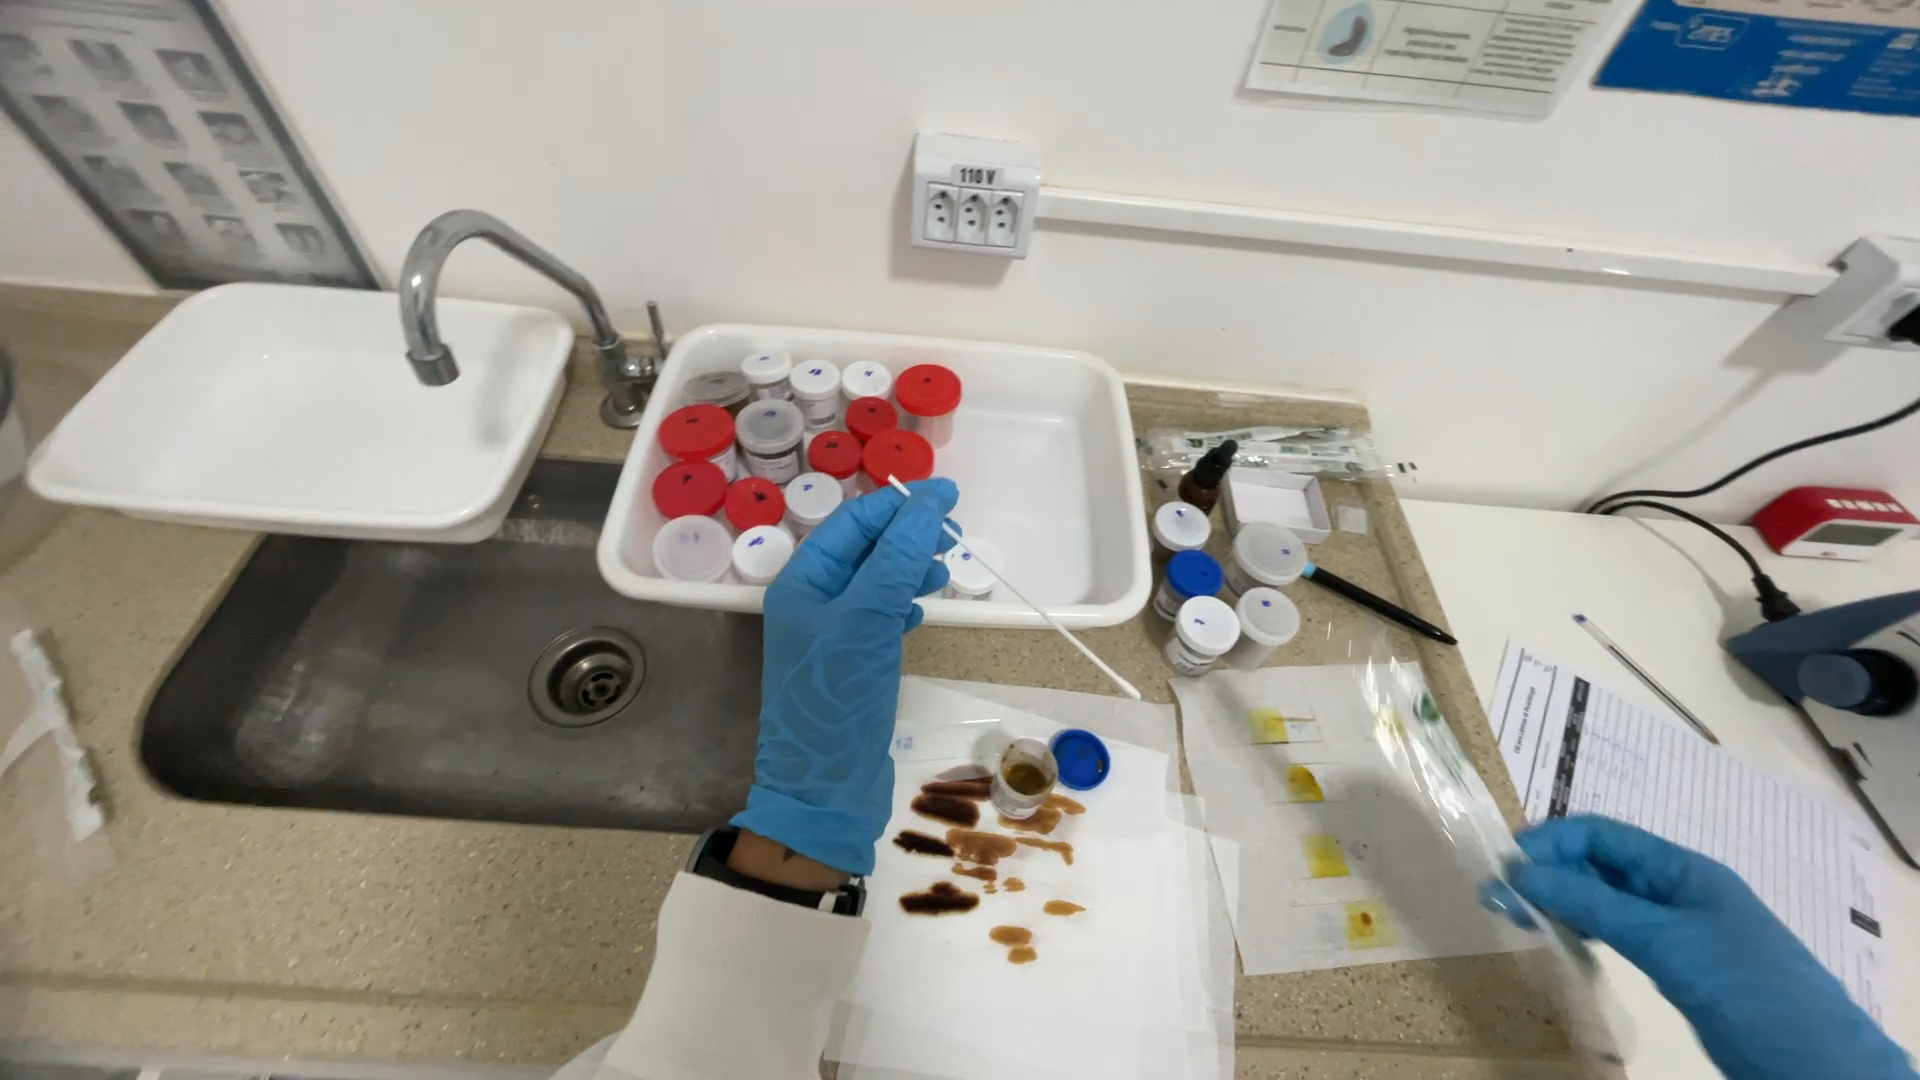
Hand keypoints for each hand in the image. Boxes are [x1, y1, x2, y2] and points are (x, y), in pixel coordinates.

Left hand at [729, 479, 958, 876]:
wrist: (826, 789)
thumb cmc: (838, 697)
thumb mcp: (867, 618)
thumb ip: (897, 558)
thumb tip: (927, 502)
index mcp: (803, 581)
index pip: (854, 523)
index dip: (900, 503)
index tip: (948, 496)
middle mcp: (814, 601)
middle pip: (867, 549)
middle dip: (908, 537)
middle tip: (952, 538)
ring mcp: (833, 633)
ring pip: (878, 582)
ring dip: (911, 570)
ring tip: (943, 576)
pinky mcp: (853, 662)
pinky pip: (882, 616)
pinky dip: (904, 606)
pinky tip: (921, 613)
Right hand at [1501, 816, 1910, 1079]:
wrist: (1825, 1076)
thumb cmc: (1747, 990)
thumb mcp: (1665, 942)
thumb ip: (1590, 904)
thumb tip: (1517, 873)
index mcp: (1682, 869)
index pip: (1600, 834)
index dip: (1551, 841)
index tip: (1510, 865)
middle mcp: (1675, 888)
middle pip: (1596, 861)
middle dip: (1546, 870)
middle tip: (1499, 894)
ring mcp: (1674, 925)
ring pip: (1600, 895)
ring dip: (1556, 898)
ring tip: (1516, 914)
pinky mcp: (1672, 959)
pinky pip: (1612, 926)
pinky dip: (1578, 924)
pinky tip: (1556, 935)